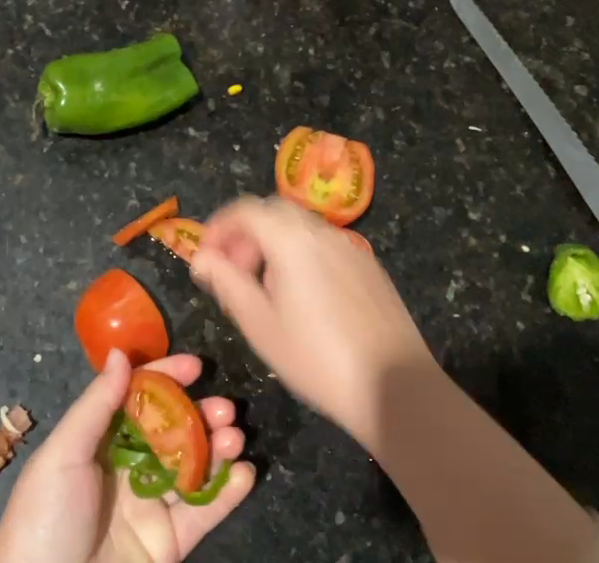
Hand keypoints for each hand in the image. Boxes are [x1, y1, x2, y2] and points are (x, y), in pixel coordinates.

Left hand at [0, 352, 254, 562]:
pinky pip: (204, 513)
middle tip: (225, 408)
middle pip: (172, 432)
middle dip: (200, 414)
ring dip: (218, 448)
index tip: (195, 366)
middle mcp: (128, 468)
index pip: (137, 399)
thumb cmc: (46, 515)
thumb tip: (121, 353)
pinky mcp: (170, 543)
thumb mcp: (63, 454)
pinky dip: (228, 492)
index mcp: (98, 441)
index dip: (166, 378)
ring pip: (193, 468)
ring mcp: (150, 506)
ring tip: (235, 437)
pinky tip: (244, 473)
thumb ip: (97, 404)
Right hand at [191, 195, 433, 452]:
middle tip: (233, 273)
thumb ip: (225, 282)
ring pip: (302, 229)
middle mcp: (322, 233)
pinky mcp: (371, 269)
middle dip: (246, 235)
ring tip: (265, 291)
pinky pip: (326, 248)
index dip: (219, 227)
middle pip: (274, 213)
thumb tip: (201, 258)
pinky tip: (304, 301)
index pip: (245, 210)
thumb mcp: (258, 324)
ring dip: (274, 246)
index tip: (206, 258)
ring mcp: (351, 249)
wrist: (396, 388)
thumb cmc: (316, 358)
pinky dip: (302, 257)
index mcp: (290, 239)